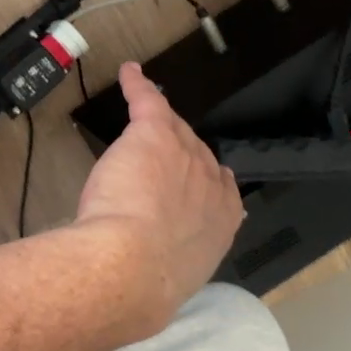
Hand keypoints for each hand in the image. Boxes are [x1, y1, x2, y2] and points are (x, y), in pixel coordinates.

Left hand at [76, 62, 244, 326]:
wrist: (134, 264)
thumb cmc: (146, 278)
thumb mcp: (175, 275)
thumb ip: (175, 262)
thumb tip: (164, 274)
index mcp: (220, 222)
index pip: (219, 190)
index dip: (203, 182)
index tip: (195, 182)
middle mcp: (211, 183)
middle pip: (195, 156)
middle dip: (176, 155)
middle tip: (151, 159)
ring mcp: (184, 154)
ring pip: (171, 130)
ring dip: (157, 123)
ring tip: (143, 112)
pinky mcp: (153, 133)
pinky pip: (147, 100)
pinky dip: (137, 85)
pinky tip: (129, 73)